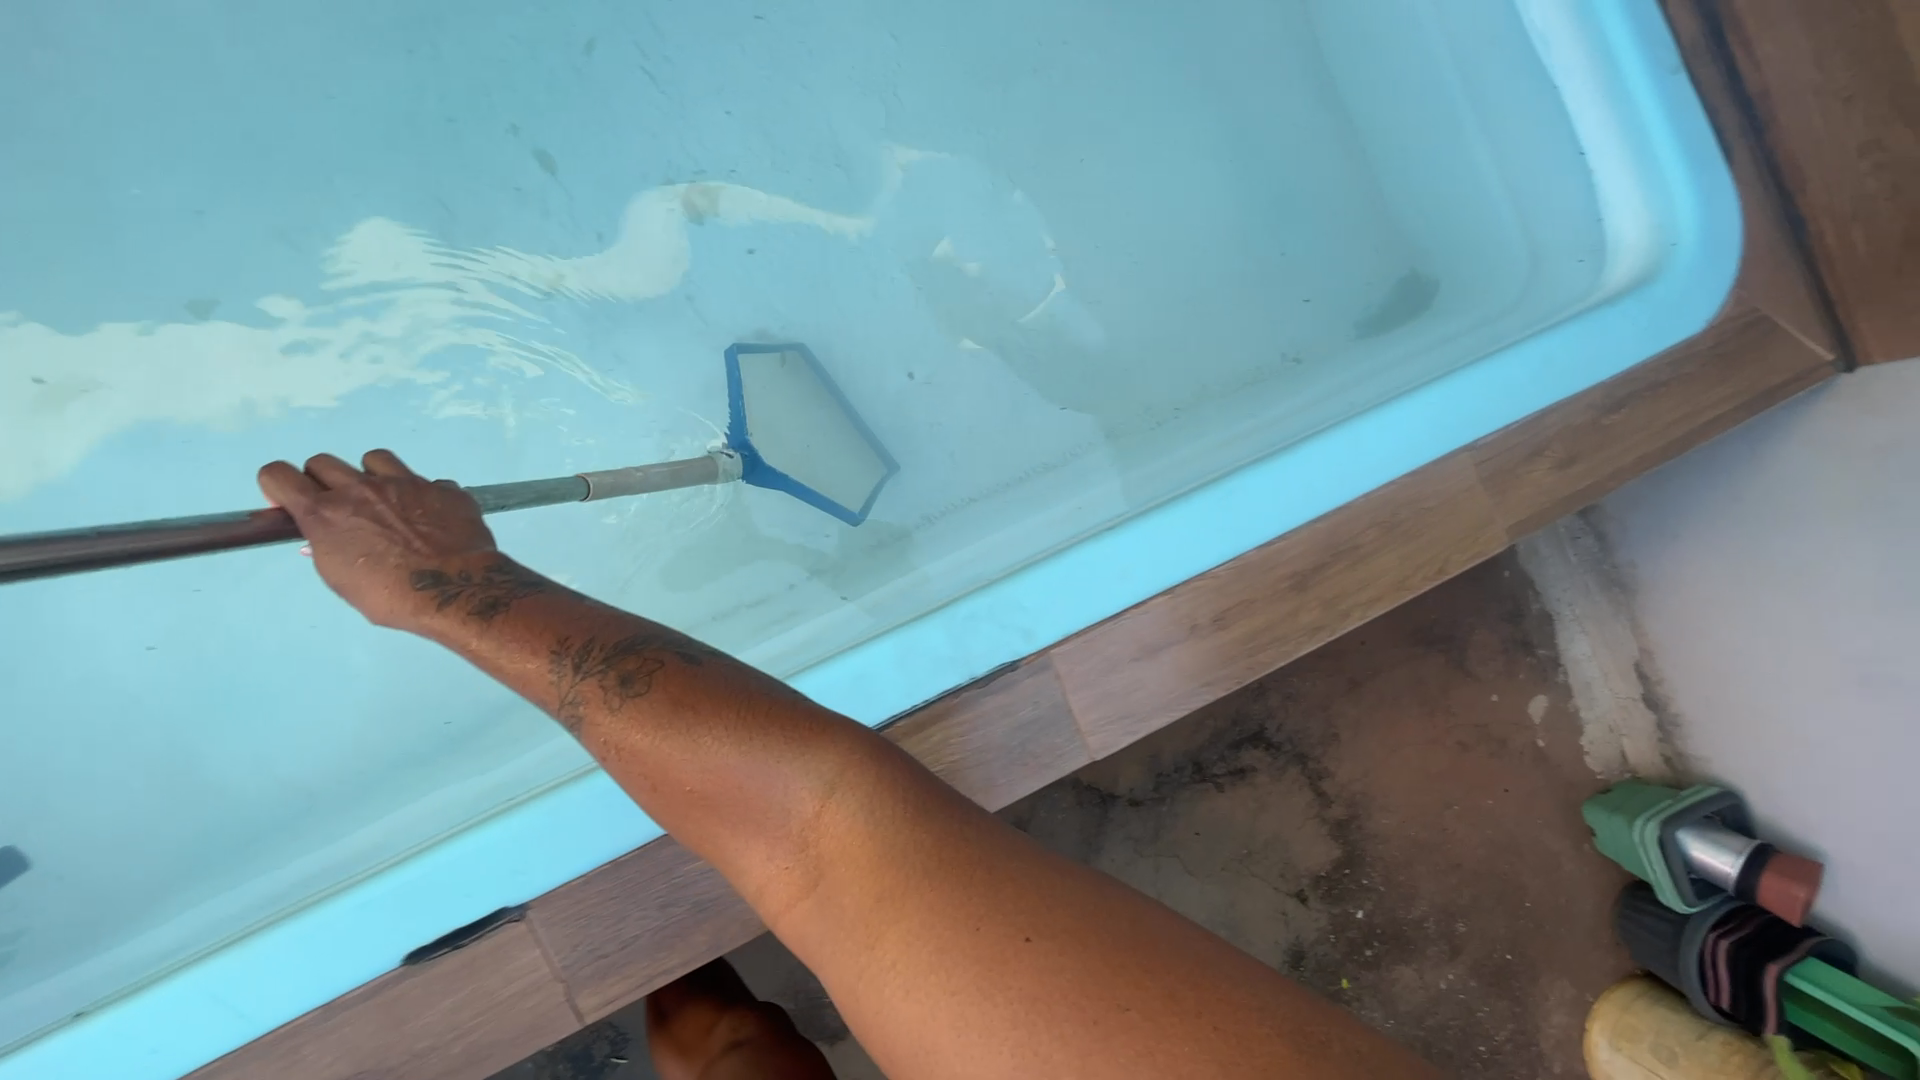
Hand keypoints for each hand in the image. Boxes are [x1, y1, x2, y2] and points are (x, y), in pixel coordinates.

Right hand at [257, 450, 506, 631]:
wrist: (455, 589)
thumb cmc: (389, 594)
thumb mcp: (340, 575)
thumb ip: (327, 544)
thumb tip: (324, 535)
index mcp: (326, 512)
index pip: (277, 474)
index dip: (279, 486)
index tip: (292, 502)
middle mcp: (363, 489)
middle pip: (324, 462)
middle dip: (325, 481)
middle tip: (344, 507)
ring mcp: (409, 484)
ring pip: (377, 460)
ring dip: (375, 476)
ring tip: (389, 503)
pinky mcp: (446, 489)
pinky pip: (428, 482)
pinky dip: (424, 496)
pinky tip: (433, 518)